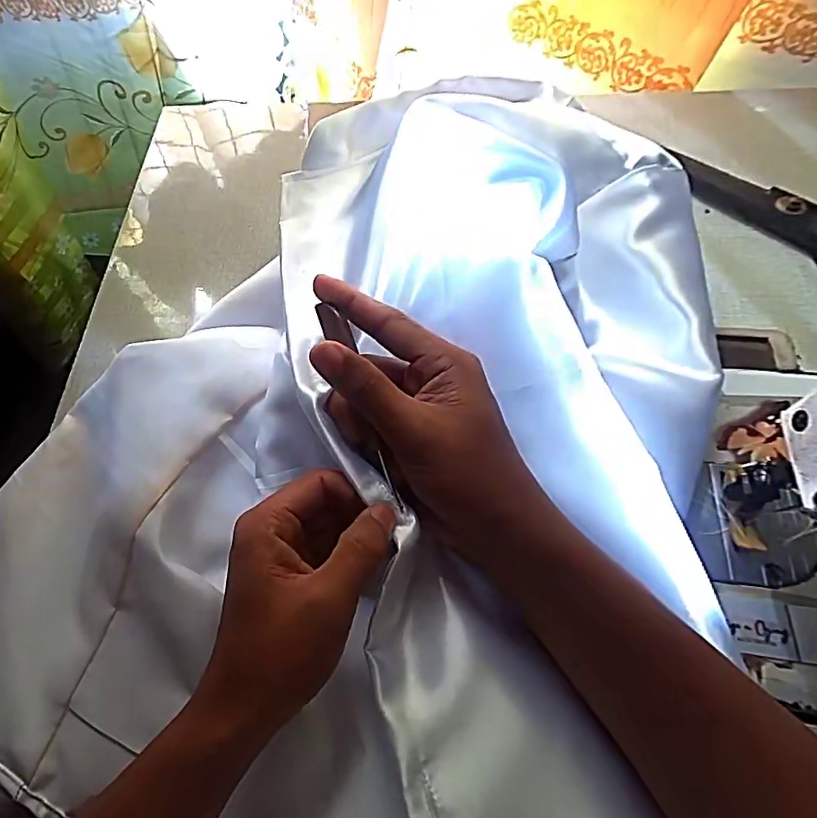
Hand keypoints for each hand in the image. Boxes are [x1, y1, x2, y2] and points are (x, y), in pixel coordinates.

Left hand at [193, 469, 395, 735]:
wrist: (245, 708)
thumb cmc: (283, 649)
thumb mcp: (330, 596)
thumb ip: (360, 547)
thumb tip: (386, 508)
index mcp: (266, 523)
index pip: (319, 482)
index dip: (357, 493)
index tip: (392, 517)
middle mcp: (267, 531)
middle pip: (322, 503)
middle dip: (359, 517)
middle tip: (398, 540)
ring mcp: (275, 556)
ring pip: (325, 529)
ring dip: (356, 540)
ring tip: (390, 558)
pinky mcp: (285, 579)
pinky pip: (321, 553)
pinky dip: (346, 559)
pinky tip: (372, 574)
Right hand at [307, 274, 557, 566]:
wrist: (497, 533)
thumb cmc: (467, 474)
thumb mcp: (412, 427)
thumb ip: (364, 387)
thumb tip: (321, 348)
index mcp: (443, 364)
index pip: (389, 325)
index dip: (351, 303)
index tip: (319, 283)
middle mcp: (430, 381)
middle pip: (368, 371)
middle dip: (355, 398)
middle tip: (365, 431)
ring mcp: (418, 412)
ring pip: (364, 402)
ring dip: (361, 426)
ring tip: (382, 454)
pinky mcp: (409, 438)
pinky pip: (371, 426)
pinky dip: (368, 442)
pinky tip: (382, 464)